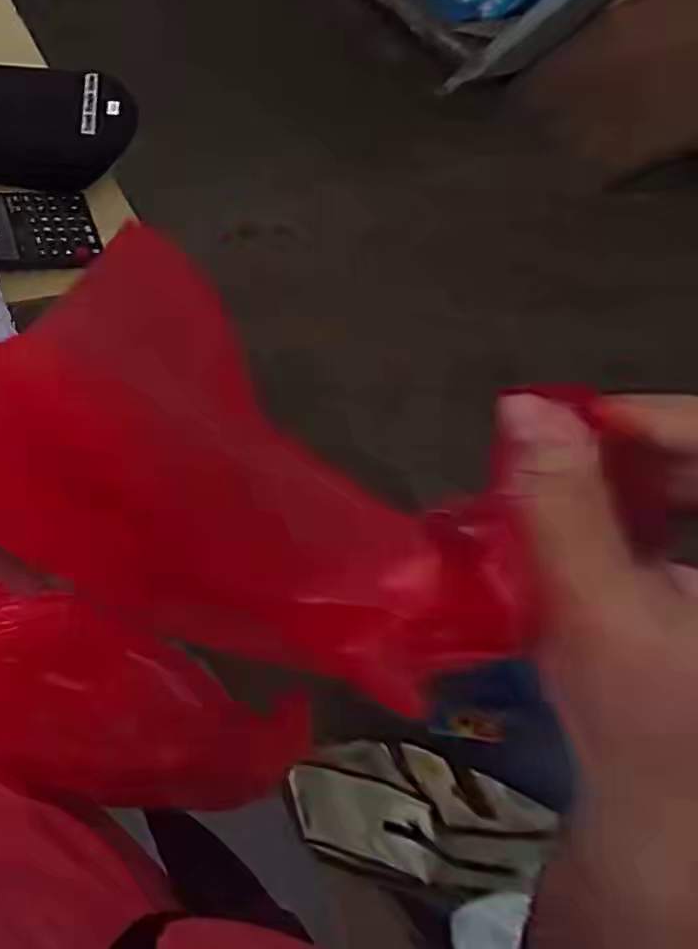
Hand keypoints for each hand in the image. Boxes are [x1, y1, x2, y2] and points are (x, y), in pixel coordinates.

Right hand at [500, 393, 697, 805]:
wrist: (677, 794)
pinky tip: (600, 519)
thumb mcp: (590, 602)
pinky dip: (653, 503)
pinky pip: (696, 515)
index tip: (561, 418)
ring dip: (641, 473)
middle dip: (640, 447)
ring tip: (563, 488)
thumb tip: (523, 409)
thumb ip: (558, 504)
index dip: (661, 419)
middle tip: (548, 454)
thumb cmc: (640, 711)